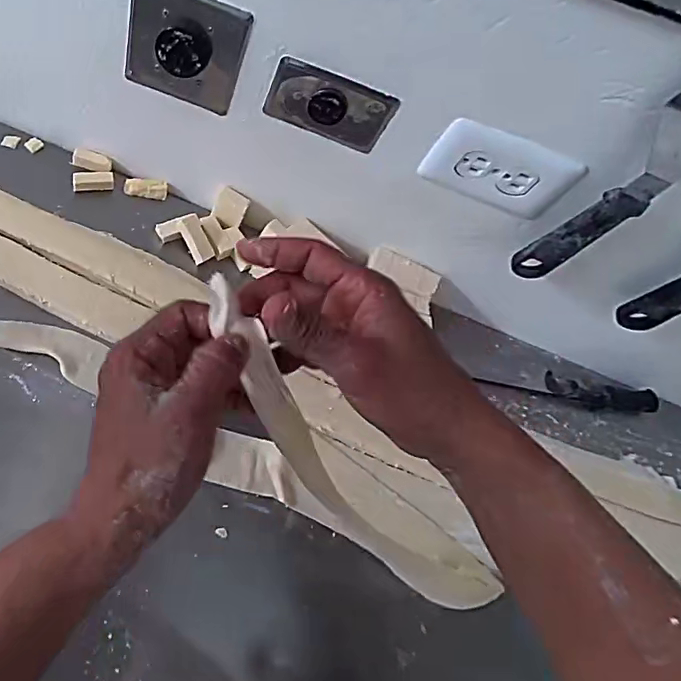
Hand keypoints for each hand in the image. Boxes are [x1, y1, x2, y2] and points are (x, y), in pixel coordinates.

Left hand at [66, 302, 248, 571]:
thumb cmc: (151, 462)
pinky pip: (198, 392)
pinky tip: (253, 407)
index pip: (182, 315)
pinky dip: (223, 395)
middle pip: (193, 339)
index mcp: (137, 354)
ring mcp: (153, 392)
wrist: (120, 523)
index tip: (253, 339)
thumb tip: (241, 336)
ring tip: (267, 386)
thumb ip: (215, 366)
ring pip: (199, 367)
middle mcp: (142, 365)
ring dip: (232, 374)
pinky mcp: (163, 415)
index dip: (219, 321)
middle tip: (268, 363)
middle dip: (231, 349)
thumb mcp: (189, 409)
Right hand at [235, 238, 502, 469]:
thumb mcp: (356, 360)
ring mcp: (351, 328)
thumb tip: (269, 304)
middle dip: (267, 294)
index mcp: (362, 290)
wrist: (447, 431)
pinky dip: (288, 347)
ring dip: (274, 322)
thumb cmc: (413, 391)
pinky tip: (267, 362)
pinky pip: (309, 340)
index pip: (314, 256)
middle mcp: (354, 302)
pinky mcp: (348, 352)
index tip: (243, 252)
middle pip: (301, 285)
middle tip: (233, 313)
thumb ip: (310, 331)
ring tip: (242, 337)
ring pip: (302, 314)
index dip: (276, 250)